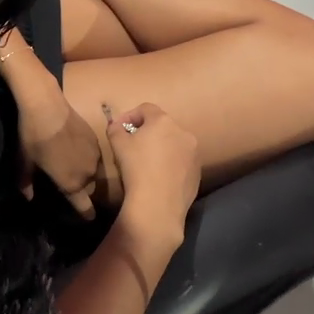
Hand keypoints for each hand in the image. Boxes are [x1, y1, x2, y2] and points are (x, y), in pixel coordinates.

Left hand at [17, 92, 103, 219]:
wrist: (46, 105)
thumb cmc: (33, 136)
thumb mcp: (24, 161)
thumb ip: (26, 182)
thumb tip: (28, 197)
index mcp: (71, 184)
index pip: (86, 210)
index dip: (85, 214)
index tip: (84, 215)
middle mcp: (87, 174)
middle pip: (89, 190)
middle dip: (82, 189)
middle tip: (68, 179)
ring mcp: (95, 156)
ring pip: (94, 172)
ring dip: (85, 171)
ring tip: (71, 160)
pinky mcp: (96, 138)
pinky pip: (94, 154)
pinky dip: (87, 154)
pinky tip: (74, 144)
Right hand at [105, 102, 199, 249]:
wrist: (158, 204)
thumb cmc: (136, 167)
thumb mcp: (116, 142)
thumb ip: (115, 127)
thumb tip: (118, 126)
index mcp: (163, 121)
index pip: (145, 109)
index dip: (130, 115)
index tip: (119, 128)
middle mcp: (183, 133)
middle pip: (161, 124)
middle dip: (146, 131)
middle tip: (132, 143)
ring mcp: (194, 154)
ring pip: (173, 142)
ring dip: (160, 146)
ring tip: (147, 160)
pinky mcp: (198, 172)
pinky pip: (181, 159)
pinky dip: (170, 161)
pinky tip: (159, 174)